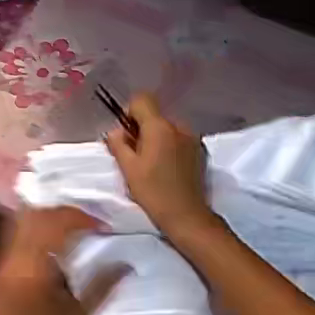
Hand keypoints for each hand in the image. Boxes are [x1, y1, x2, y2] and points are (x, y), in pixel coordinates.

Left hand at [0, 208, 123, 314]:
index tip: (103, 227)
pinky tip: (55, 245)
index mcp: (33, 269)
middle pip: (35, 215)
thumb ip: (102, 285)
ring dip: (47, 219)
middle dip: (63, 212)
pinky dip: (35, 232)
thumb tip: (127, 263)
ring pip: (22, 223)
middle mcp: (12, 260)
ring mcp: (1, 264)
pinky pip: (15, 238)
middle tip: (89, 222)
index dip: (81, 218)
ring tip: (74, 228)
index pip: (55, 223)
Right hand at [105, 93, 216, 237]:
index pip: (142, 100)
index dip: (129, 114)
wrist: (186, 214)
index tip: (125, 136)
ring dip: (157, 139)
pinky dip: (170, 147)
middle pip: (155, 116)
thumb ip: (118, 145)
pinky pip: (179, 139)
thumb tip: (115, 131)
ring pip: (167, 128)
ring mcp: (192, 138)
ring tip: (152, 165)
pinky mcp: (200, 150)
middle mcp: (179, 126)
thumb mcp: (128, 169)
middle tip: (135, 156)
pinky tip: (167, 169)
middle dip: (142, 130)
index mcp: (159, 128)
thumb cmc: (153, 192)